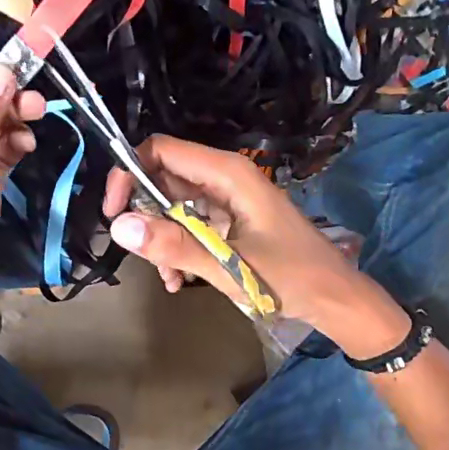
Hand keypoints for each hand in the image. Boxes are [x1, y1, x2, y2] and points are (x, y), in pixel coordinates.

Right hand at [102, 135, 410, 359]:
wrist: (334, 298)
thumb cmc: (289, 278)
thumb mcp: (227, 266)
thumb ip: (173, 246)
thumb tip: (119, 227)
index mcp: (228, 175)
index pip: (162, 151)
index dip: (129, 174)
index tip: (114, 213)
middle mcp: (226, 179)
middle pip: (165, 178)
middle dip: (146, 214)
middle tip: (141, 252)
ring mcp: (229, 201)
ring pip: (176, 206)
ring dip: (162, 238)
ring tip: (167, 277)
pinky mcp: (233, 222)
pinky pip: (193, 225)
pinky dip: (180, 248)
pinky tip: (179, 280)